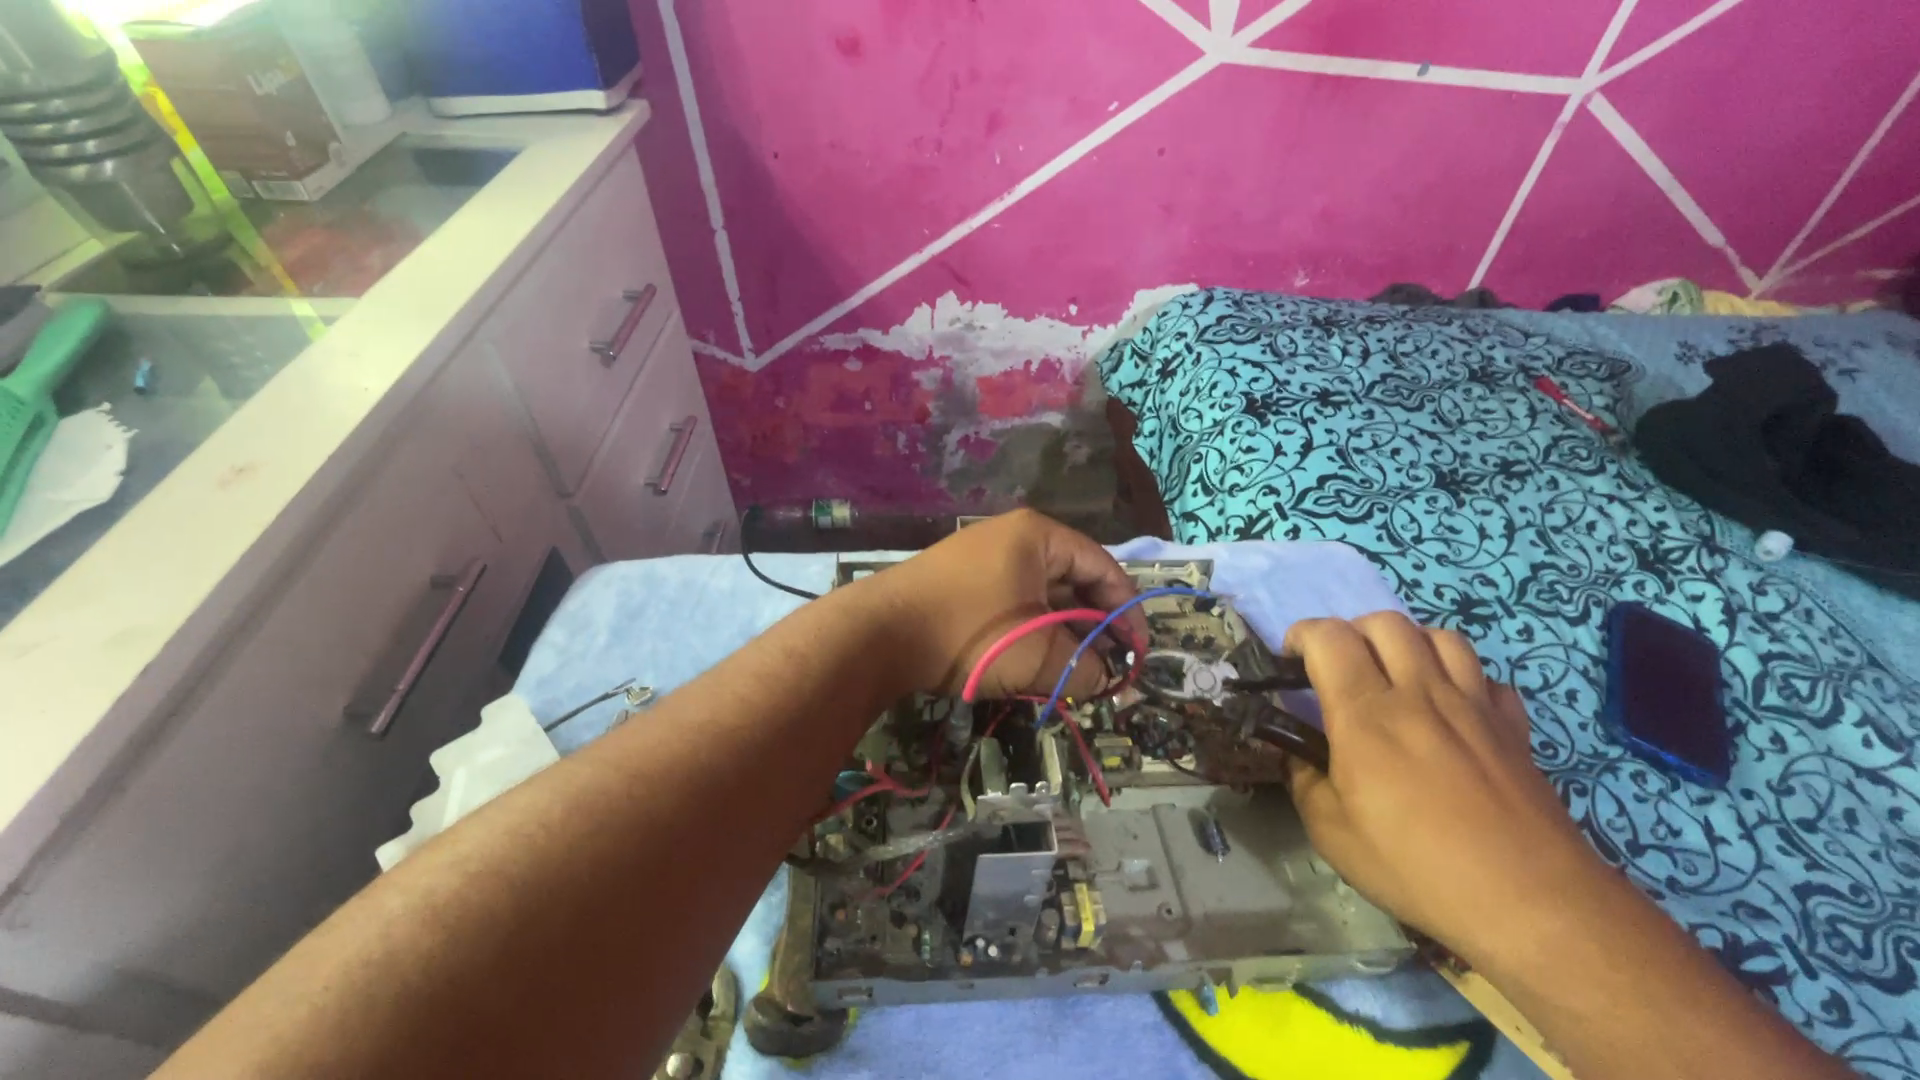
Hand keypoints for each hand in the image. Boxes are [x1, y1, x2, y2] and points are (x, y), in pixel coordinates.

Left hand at [870, 510, 1142, 699]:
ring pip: (1040, 599)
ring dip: (1062, 637)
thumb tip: (1109, 681)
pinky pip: (1011, 606)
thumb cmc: (970, 634)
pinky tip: (1033, 667)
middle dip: (1094, 629)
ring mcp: (981, 560)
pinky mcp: (959, 585)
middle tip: (1108, 670)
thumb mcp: (1039, 656)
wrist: (876, 636)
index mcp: (1039, 536)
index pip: (1103, 568)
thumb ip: (1086, 669)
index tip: (1139, 655)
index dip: (1128, 613)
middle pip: (1072, 582)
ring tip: (1074, 674)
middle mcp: (1012, 538)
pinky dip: (1030, 634)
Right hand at [1282, 613, 1617, 965]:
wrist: (1528, 899)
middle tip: (1341, 670)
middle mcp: (1419, 694)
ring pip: (1439, 636)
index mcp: (1365, 714)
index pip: (1328, 638)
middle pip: (1384, 622)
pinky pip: (1486, 676)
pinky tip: (1452, 707)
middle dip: (1351, 633)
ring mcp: (1473, 705)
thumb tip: (1297, 755)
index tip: (1290, 662)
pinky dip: (1463, 678)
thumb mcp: (1332, 834)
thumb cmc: (1416, 866)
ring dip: (1408, 643)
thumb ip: (1304, 781)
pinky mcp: (1513, 727)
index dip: (1301, 636)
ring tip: (1396, 677)